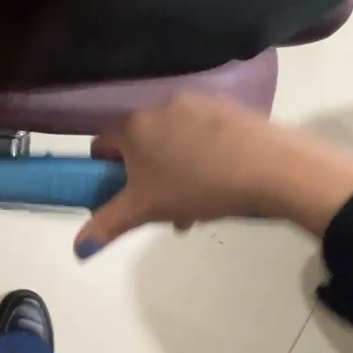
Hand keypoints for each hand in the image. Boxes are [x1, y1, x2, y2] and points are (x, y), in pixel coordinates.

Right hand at [73, 94, 352, 256]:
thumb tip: (77, 249)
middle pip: (139, 144)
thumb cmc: (198, 187)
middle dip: (145, 176)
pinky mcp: (231, 108)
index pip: (100, 145)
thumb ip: (107, 225)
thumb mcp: (145, 210)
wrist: (276, 169)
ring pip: (171, 139)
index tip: (123, 194)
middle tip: (162, 205)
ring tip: (196, 200)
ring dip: (173, 167)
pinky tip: (221, 179)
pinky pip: (202, 132)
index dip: (105, 172)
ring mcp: (197, 103)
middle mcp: (159, 107)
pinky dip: (202, 154)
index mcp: (133, 127)